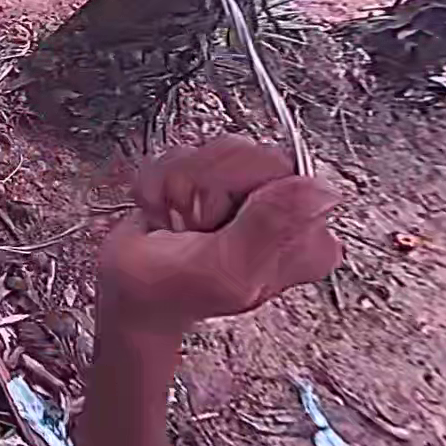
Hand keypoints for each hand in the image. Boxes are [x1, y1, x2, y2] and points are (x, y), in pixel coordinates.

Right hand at [99, 135, 340, 338]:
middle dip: (198, 184)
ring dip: (173, 184)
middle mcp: (278, 214)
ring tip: (173, 221)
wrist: (124, 292)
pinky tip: (160, 213)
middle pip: (241, 152)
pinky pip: (178, 154)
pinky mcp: (204, 184)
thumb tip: (321, 192)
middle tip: (191, 223)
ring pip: (207, 150)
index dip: (234, 186)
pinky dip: (157, 183)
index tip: (211, 219)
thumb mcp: (223, 271)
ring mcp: (239, 196)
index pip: (281, 169)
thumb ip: (270, 229)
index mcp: (301, 239)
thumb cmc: (168, 294)